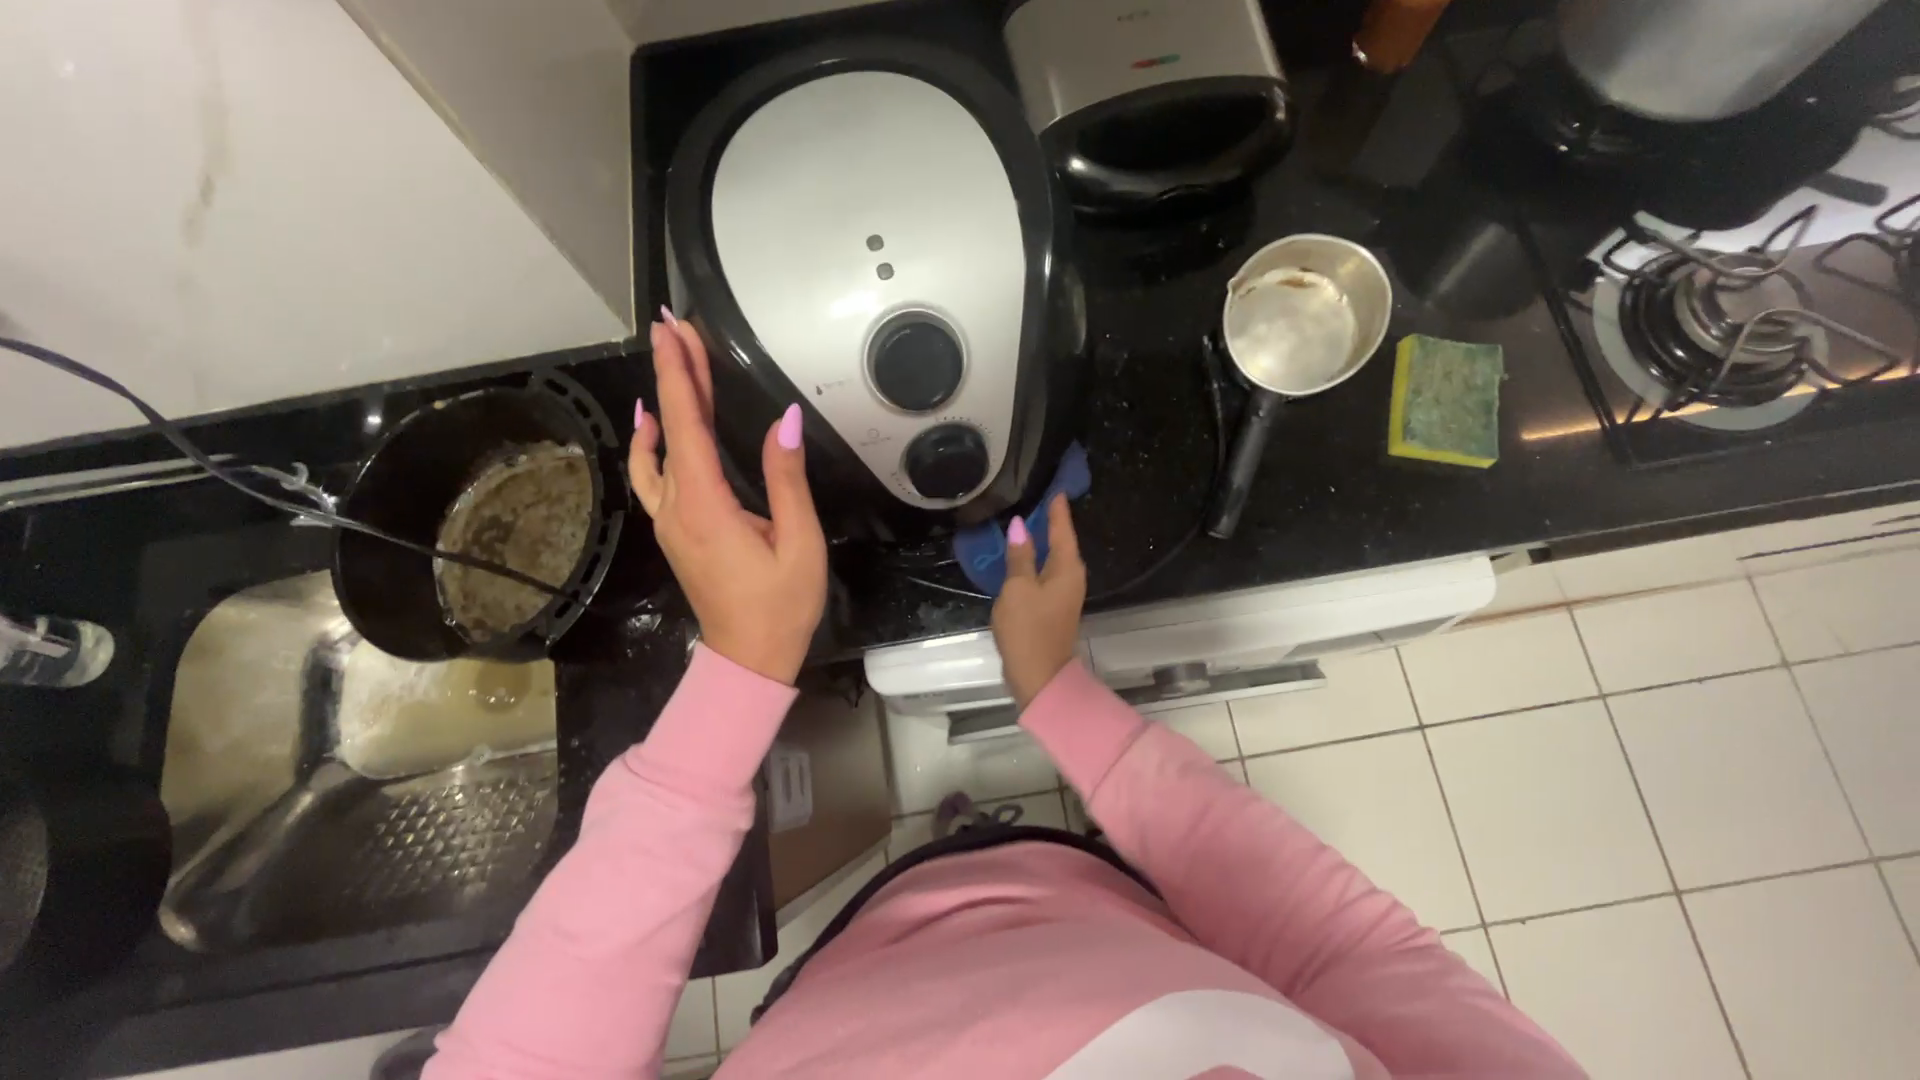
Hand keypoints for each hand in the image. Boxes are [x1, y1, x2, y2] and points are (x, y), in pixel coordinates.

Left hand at [629, 315, 827, 683]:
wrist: (750, 657)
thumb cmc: (781, 605)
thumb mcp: (799, 542)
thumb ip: (786, 478)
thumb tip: (785, 420)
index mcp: (706, 505)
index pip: (686, 425)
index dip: (679, 374)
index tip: (672, 331)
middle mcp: (676, 507)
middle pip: (669, 429)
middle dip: (673, 374)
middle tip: (674, 327)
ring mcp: (670, 521)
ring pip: (658, 450)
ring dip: (665, 404)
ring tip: (673, 364)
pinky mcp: (677, 532)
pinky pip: (654, 477)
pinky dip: (652, 444)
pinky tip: (656, 427)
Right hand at [991, 494, 1087, 709]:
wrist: (1038, 675)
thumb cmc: (1028, 629)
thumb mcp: (1018, 588)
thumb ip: (1020, 557)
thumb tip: (1020, 526)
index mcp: (1067, 569)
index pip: (1063, 530)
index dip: (1057, 510)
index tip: (1056, 489)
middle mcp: (1071, 578)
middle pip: (1062, 543)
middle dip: (1051, 523)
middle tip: (1038, 499)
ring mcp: (1063, 595)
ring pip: (1053, 559)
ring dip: (1042, 542)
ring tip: (1027, 522)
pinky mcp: (1052, 608)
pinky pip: (1046, 574)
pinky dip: (1036, 561)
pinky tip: (1022, 556)